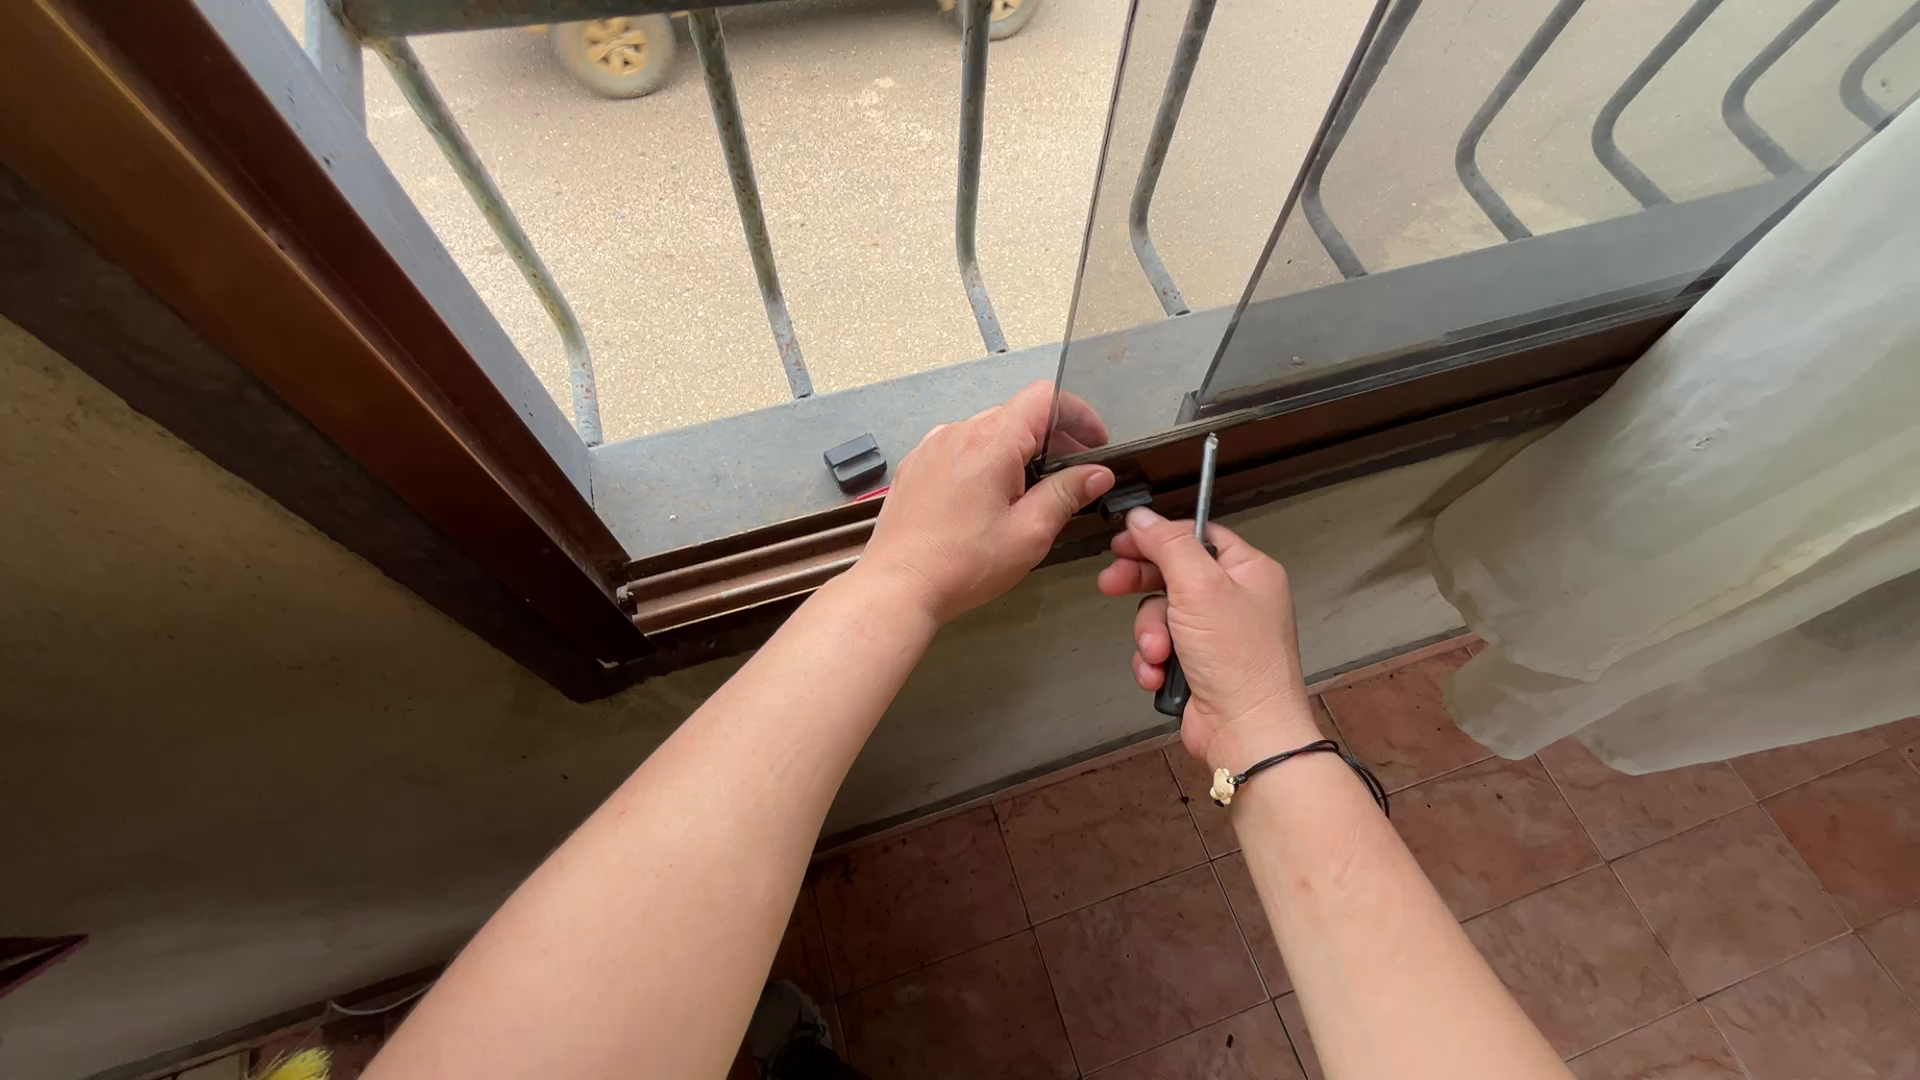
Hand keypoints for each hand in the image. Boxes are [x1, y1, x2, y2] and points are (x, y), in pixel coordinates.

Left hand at [858, 380, 1114, 624]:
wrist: (898, 586)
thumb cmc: (961, 564)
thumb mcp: (1029, 532)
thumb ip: (1066, 494)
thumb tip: (1095, 474)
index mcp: (991, 441)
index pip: (1044, 397)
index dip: (1078, 414)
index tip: (1093, 442)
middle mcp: (957, 433)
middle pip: (1016, 415)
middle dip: (1050, 440)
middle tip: (1069, 476)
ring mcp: (931, 447)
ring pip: (986, 433)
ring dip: (1014, 453)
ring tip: (1026, 494)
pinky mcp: (915, 467)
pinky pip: (958, 450)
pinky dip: (982, 464)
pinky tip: (986, 501)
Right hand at [1096, 507, 1319, 770]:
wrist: (1246, 733)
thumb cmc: (1240, 662)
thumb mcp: (1200, 587)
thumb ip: (1168, 544)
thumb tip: (1142, 517)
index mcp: (1248, 571)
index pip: (1196, 534)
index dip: (1157, 537)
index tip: (1123, 542)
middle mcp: (1234, 599)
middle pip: (1171, 573)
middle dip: (1141, 587)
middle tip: (1112, 584)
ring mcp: (1215, 633)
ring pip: (1159, 614)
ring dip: (1149, 634)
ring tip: (1158, 653)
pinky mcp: (1197, 663)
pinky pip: (1159, 647)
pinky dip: (1153, 661)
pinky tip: (1159, 673)